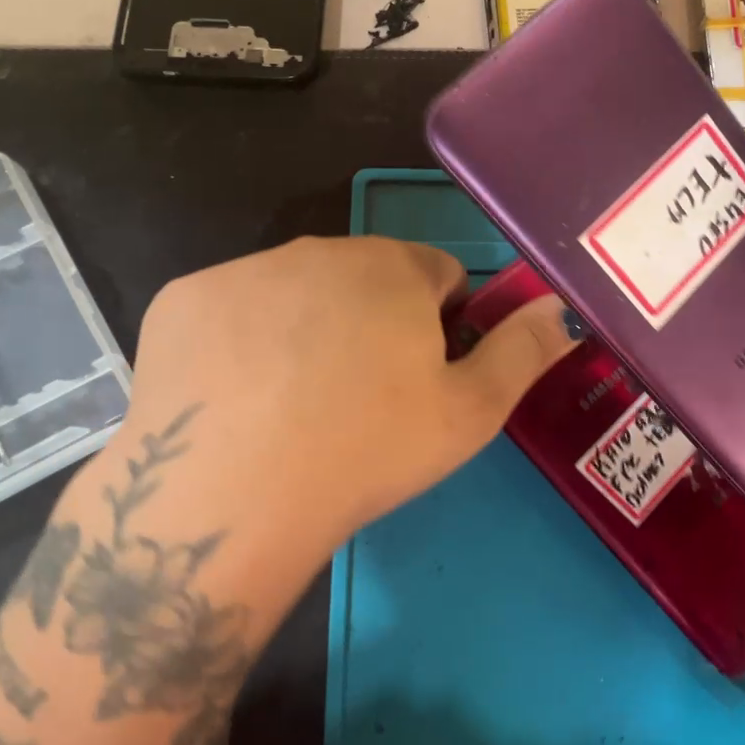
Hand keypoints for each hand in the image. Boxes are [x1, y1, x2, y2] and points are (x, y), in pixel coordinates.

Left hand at [124, 237, 577, 544]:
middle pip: (370, 279)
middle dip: (380, 322)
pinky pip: (237, 311)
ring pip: (302, 293)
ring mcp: (243, 270)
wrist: (232, 496)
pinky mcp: (182, 300)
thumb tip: (562, 306)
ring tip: (303, 407)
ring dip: (315, 329)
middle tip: (369, 401)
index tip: (427, 382)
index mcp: (395, 266)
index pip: (442, 275)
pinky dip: (248, 342)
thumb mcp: (474, 410)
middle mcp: (318, 248)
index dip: (446, 327)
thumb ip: (526, 349)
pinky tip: (244, 400)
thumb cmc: (371, 448)